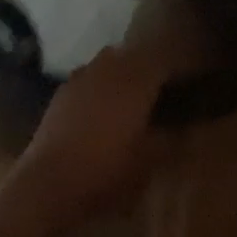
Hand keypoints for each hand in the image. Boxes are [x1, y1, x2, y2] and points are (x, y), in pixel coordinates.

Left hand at [17, 42, 172, 205]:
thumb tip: (181, 128)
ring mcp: (80, 78)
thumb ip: (168, 140)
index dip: (176, 66)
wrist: (48, 182)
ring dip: (122, 70)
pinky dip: (100, 83)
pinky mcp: (61, 92)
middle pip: (132, 54)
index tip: (188, 78)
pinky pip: (88, 76)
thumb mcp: (147, 163)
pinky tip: (102, 104)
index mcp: (133, 83)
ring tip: (132, 92)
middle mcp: (106, 71)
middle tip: (162, 85)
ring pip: (107, 61)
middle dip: (148, 65)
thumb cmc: (105, 171)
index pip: (161, 60)